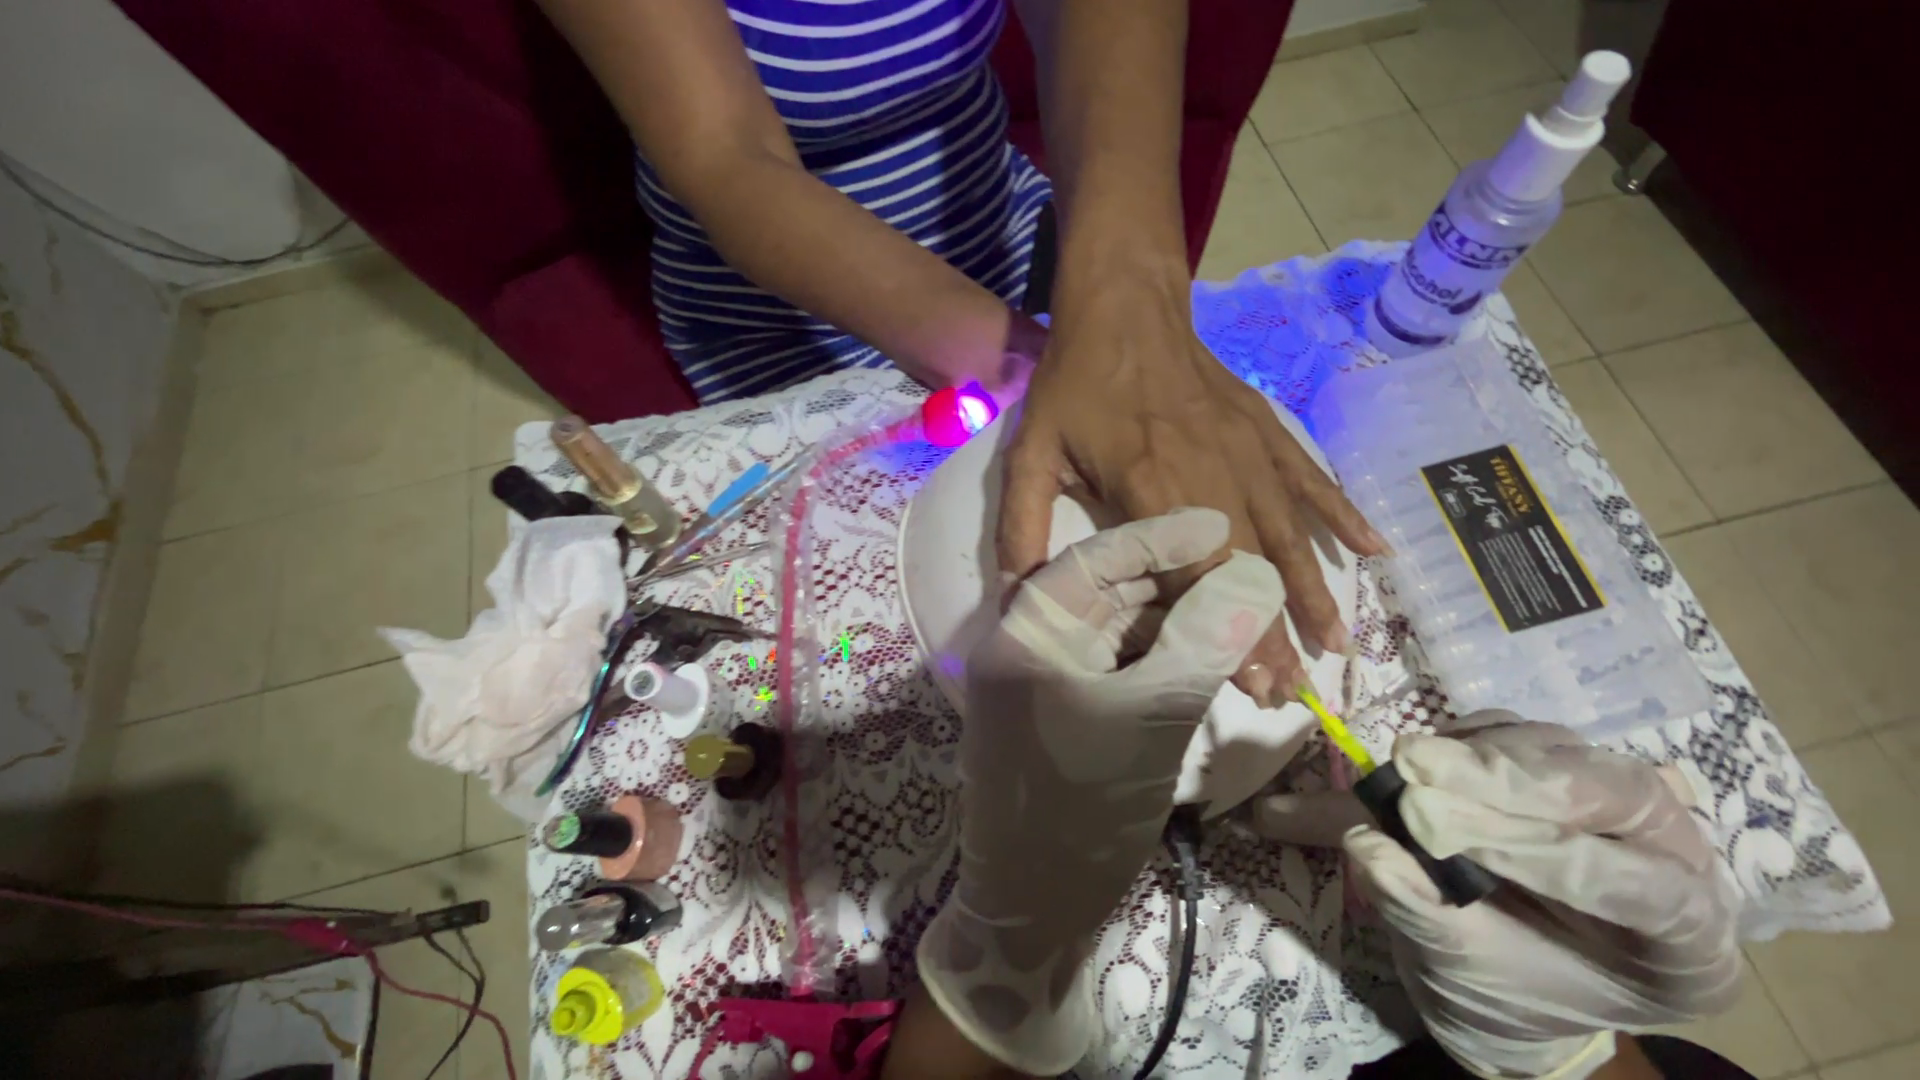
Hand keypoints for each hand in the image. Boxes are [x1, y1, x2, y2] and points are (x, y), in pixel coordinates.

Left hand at [916, 508, 1282, 1075]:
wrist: (1036, 906)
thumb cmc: (1079, 807)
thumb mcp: (1148, 717)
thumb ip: (1201, 641)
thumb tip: (1257, 575)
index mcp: (1025, 631)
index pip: (1095, 559)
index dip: (1161, 537)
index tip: (1225, 525)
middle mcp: (1031, 643)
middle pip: (1111, 591)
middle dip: (1181, 585)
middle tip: (1250, 578)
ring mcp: (1050, 678)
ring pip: (1124, 630)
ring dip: (1182, 627)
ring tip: (1248, 625)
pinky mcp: (1072, 709)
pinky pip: (1125, 665)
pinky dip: (1169, 661)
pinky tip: (1217, 661)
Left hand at [997, 276, 1384, 706]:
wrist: (1126, 309)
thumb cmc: (1076, 385)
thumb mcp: (1032, 453)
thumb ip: (1022, 526)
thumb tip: (1018, 597)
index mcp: (1154, 489)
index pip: (1194, 577)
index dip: (1222, 633)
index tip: (1248, 683)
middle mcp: (1214, 478)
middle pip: (1248, 569)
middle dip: (1270, 634)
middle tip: (1290, 691)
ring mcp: (1249, 453)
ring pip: (1287, 535)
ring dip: (1310, 593)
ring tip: (1336, 647)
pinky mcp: (1268, 432)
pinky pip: (1311, 480)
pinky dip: (1342, 516)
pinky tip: (1373, 553)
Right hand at [1345, 718, 1742, 1079]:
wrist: (1503, 979)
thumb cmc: (1498, 992)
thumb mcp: (1461, 973)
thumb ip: (1421, 910)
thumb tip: (1366, 844)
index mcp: (1686, 945)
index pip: (1639, 885)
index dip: (1538, 850)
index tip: (1435, 826)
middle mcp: (1672, 858)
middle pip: (1614, 793)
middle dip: (1507, 779)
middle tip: (1416, 766)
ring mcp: (1614, 802)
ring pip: (1565, 752)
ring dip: (1481, 755)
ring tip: (1411, 765)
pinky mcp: (1555, 764)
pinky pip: (1519, 734)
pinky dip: (1465, 741)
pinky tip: (1422, 760)